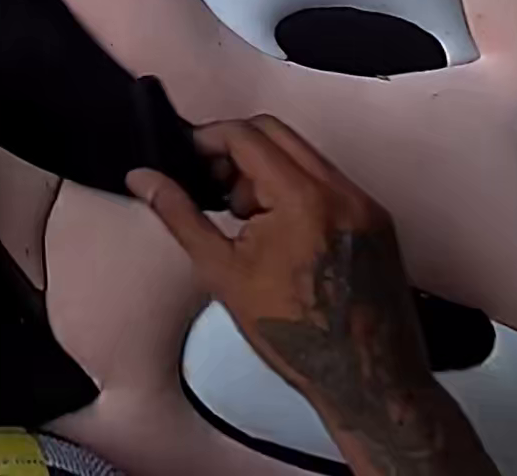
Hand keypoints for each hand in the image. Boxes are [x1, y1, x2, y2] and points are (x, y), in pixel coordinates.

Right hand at [127, 115, 496, 475]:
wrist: (371, 387)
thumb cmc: (289, 329)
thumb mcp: (220, 270)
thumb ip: (178, 213)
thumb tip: (139, 176)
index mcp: (302, 198)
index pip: (245, 134)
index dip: (207, 138)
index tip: (187, 160)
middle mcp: (340, 188)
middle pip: (273, 129)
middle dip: (234, 145)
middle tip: (213, 181)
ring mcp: (364, 202)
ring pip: (299, 150)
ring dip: (262, 163)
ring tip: (243, 210)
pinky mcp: (377, 218)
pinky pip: (323, 175)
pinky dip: (290, 181)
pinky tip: (274, 223)